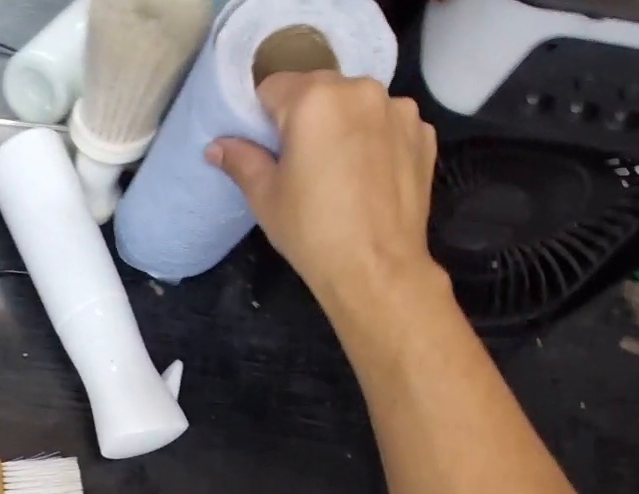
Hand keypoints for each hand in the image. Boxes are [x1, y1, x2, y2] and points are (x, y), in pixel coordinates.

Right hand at [208, 71, 441, 311]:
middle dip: (301, 116)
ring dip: (339, 125)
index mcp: (315, 101)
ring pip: (354, 105)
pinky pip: (384, 124)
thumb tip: (217, 146)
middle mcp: (361, 91)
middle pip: (318, 89)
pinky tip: (362, 177)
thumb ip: (241, 160)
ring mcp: (397, 109)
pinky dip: (370, 140)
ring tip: (331, 171)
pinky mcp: (421, 131)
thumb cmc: (310, 229)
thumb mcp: (264, 196)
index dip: (260, 115)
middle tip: (293, 160)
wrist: (374, 263)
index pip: (274, 86)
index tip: (258, 144)